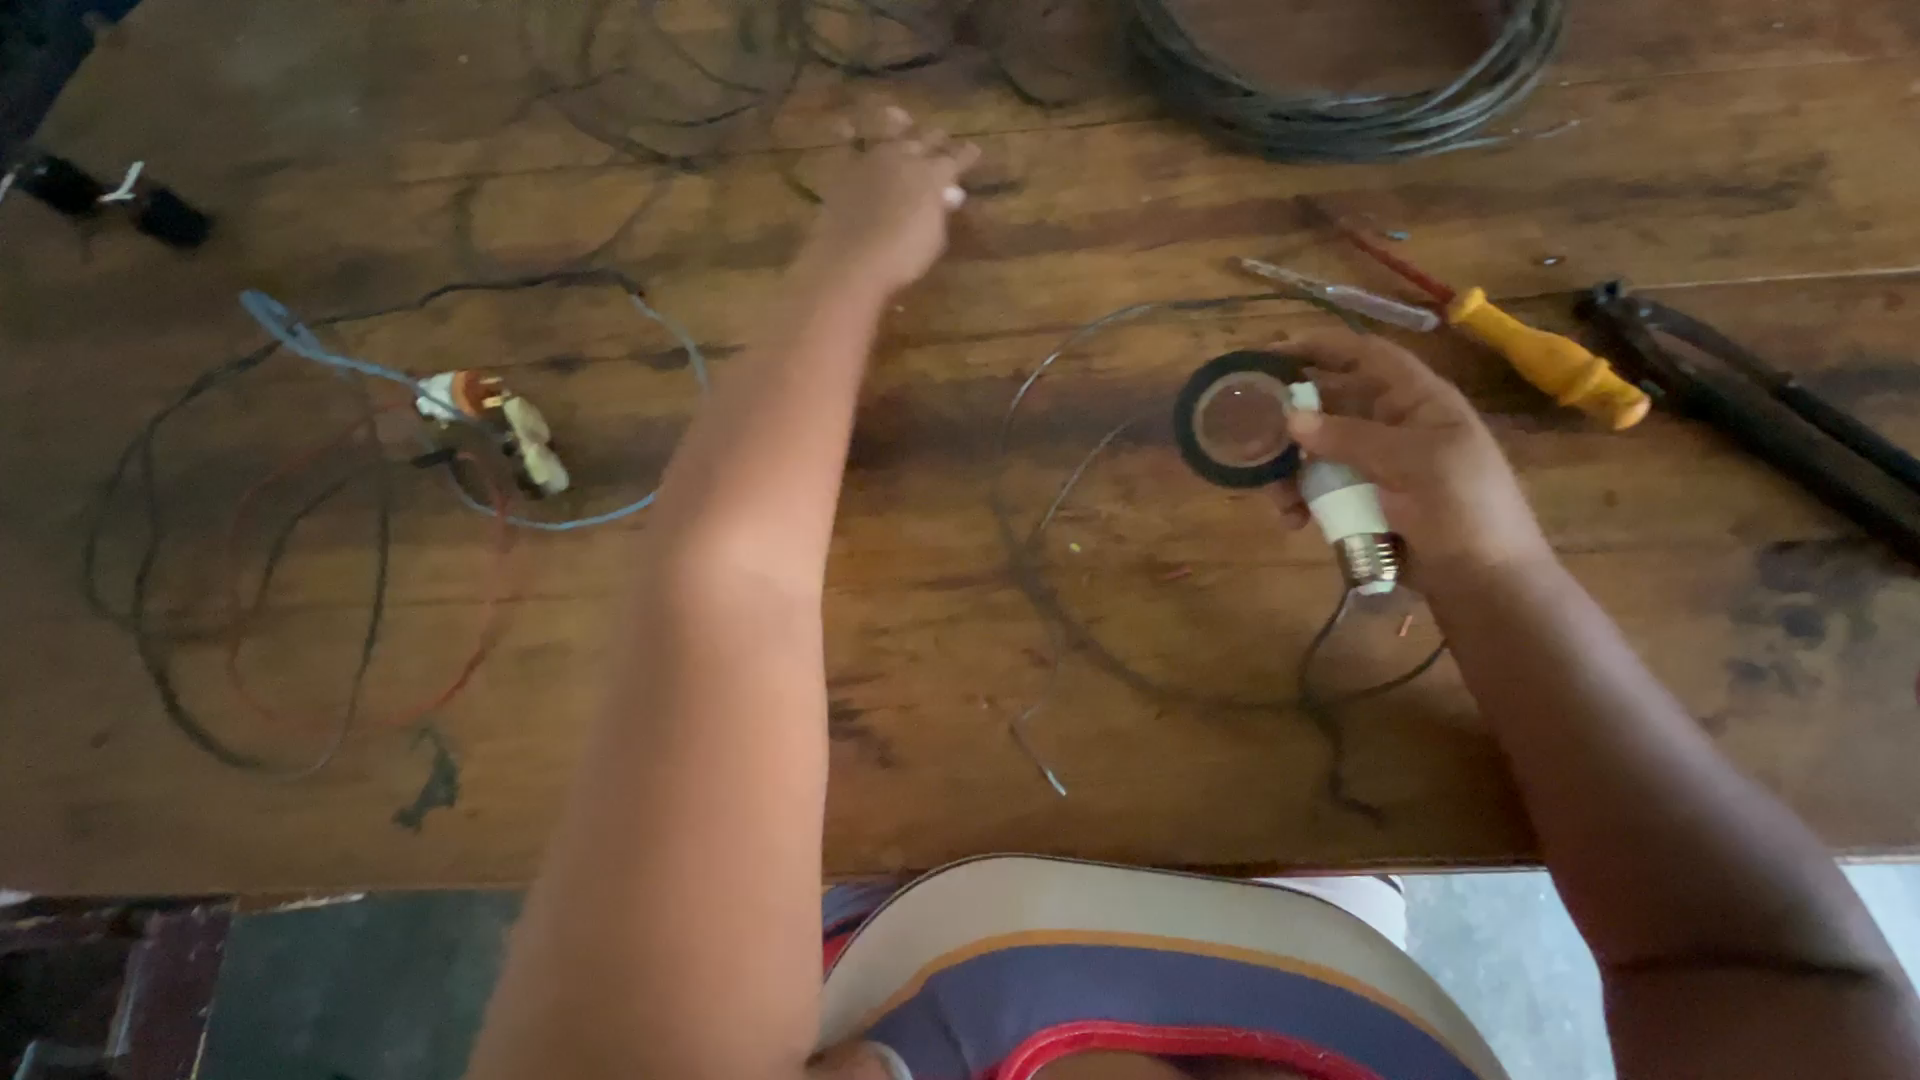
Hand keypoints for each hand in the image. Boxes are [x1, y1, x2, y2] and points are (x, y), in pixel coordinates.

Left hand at [799, 103, 981, 295]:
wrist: (852, 260)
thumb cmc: (903, 258)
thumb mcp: (933, 240)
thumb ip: (940, 213)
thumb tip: (948, 195)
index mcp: (934, 176)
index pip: (956, 159)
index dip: (966, 155)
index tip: (974, 149)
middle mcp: (905, 158)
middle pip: (925, 140)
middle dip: (936, 139)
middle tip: (942, 137)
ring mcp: (873, 159)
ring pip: (889, 131)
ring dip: (898, 123)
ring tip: (901, 116)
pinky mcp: (845, 169)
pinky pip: (846, 144)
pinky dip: (847, 133)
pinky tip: (845, 125)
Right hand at [1271, 328, 1554, 578]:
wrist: (1484, 581)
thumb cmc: (1466, 508)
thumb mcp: (1417, 463)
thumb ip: (1353, 438)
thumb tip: (1289, 417)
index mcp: (1417, 401)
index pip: (1364, 356)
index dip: (1320, 347)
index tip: (1269, 352)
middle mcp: (1390, 425)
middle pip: (1328, 403)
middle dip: (1289, 417)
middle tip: (1248, 430)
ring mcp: (1373, 465)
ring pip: (1314, 450)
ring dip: (1288, 468)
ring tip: (1274, 495)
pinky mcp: (1360, 500)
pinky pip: (1317, 489)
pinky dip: (1298, 500)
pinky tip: (1291, 519)